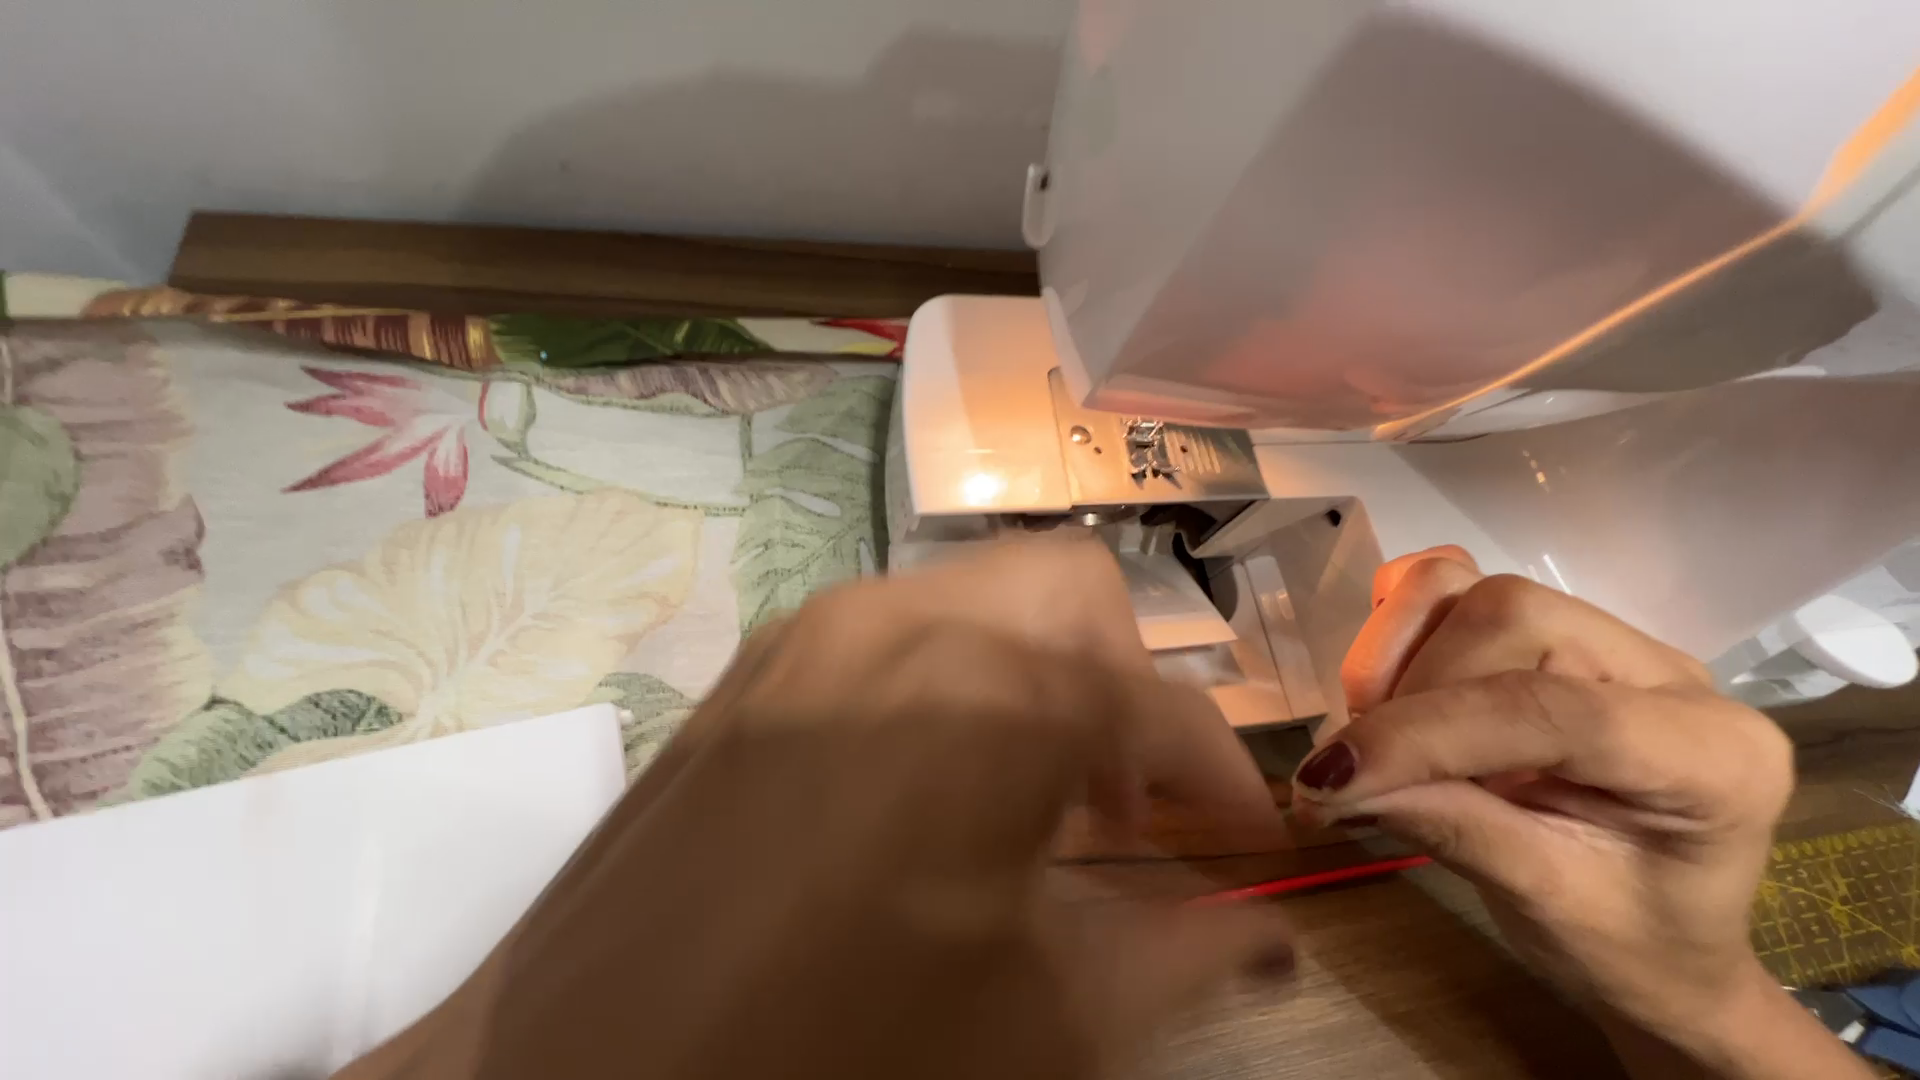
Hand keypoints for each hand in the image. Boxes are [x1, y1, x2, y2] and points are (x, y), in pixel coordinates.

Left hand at [336, 542, 1291, 1079]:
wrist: (568, 1074)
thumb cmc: (830, 1053)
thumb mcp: (1037, 1022)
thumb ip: (1177, 954)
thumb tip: (1261, 930)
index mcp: (986, 695)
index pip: (1157, 704)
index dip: (1223, 773)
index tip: (1252, 838)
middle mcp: (904, 618)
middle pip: (1072, 590)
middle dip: (1126, 682)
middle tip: (1126, 795)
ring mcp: (819, 623)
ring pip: (984, 594)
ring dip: (1039, 672)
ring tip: (1034, 789)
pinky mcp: (762, 654)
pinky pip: (901, 625)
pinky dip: (957, 674)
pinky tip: (935, 777)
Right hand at [1294, 548, 1865, 1077]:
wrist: (1651, 937)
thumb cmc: (1622, 938)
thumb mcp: (1543, 902)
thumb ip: (1445, 826)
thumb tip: (1331, 783)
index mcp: (1707, 751)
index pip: (1545, 705)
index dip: (1422, 734)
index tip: (1329, 783)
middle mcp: (1657, 668)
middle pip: (1501, 617)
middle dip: (1407, 692)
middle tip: (1357, 769)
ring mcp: (1593, 636)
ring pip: (1462, 586)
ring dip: (1388, 652)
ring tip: (1372, 728)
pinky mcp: (1534, 630)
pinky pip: (1445, 587)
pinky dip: (1393, 626)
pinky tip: (1389, 688)